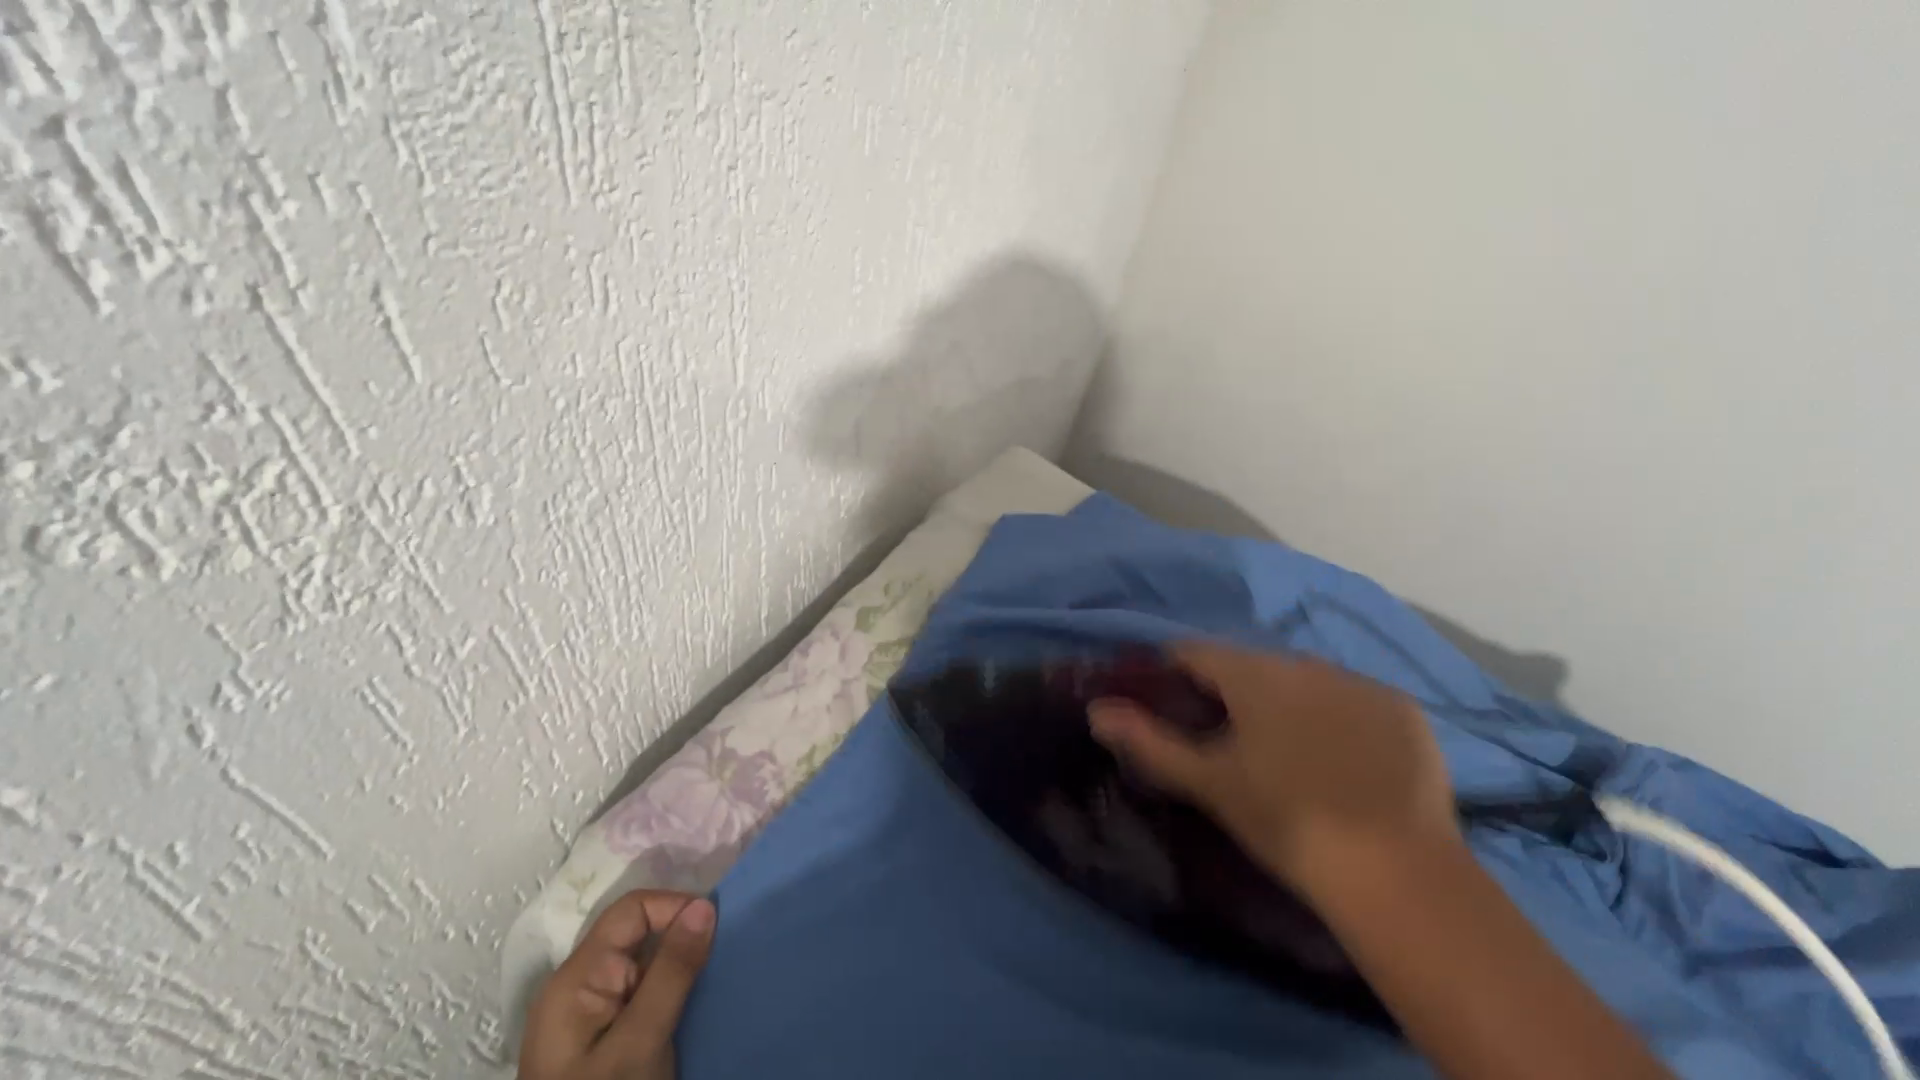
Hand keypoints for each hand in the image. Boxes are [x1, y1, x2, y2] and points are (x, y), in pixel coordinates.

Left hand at [519, 890, 715, 1079]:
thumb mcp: (639, 1043)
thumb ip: (671, 974)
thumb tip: (704, 906)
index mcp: (578, 977)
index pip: (632, 911)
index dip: (675, 908)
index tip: (719, 930)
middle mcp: (583, 985)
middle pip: (639, 934)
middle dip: (685, 937)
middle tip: (729, 954)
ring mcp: (594, 1014)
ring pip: (647, 965)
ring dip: (684, 967)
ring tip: (722, 977)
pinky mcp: (608, 1039)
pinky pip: (646, 996)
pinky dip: (676, 993)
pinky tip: (703, 1006)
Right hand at [1088, 641, 1459, 897]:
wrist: (1393, 869)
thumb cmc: (1284, 820)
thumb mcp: (1210, 783)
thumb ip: (1149, 741)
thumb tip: (1097, 710)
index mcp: (1255, 675)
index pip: (1195, 652)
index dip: (1170, 672)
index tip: (1162, 702)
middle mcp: (1308, 663)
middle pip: (1251, 665)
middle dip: (1230, 691)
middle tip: (1221, 739)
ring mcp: (1362, 684)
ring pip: (1305, 681)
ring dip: (1285, 702)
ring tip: (1283, 752)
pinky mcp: (1403, 712)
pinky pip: (1352, 701)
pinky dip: (1336, 719)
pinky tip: (1338, 761)